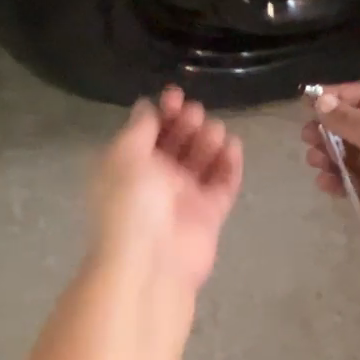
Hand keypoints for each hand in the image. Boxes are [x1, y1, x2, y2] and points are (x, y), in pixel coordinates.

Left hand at [89, 86, 244, 295]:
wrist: (150, 263)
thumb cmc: (131, 203)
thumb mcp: (125, 157)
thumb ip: (140, 129)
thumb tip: (146, 107)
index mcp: (129, 166)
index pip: (147, 132)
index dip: (162, 112)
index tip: (176, 95)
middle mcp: (156, 180)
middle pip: (177, 144)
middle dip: (186, 124)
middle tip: (196, 114)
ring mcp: (184, 198)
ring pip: (202, 161)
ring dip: (208, 141)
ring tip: (214, 131)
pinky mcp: (209, 214)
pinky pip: (223, 184)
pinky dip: (229, 165)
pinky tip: (233, 147)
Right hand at [300, 82, 359, 269]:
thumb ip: (353, 121)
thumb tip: (322, 101)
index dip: (340, 96)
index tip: (310, 101)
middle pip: (354, 126)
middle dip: (329, 127)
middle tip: (306, 135)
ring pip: (347, 154)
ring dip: (327, 154)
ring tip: (314, 160)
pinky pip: (348, 181)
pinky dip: (334, 179)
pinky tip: (325, 183)